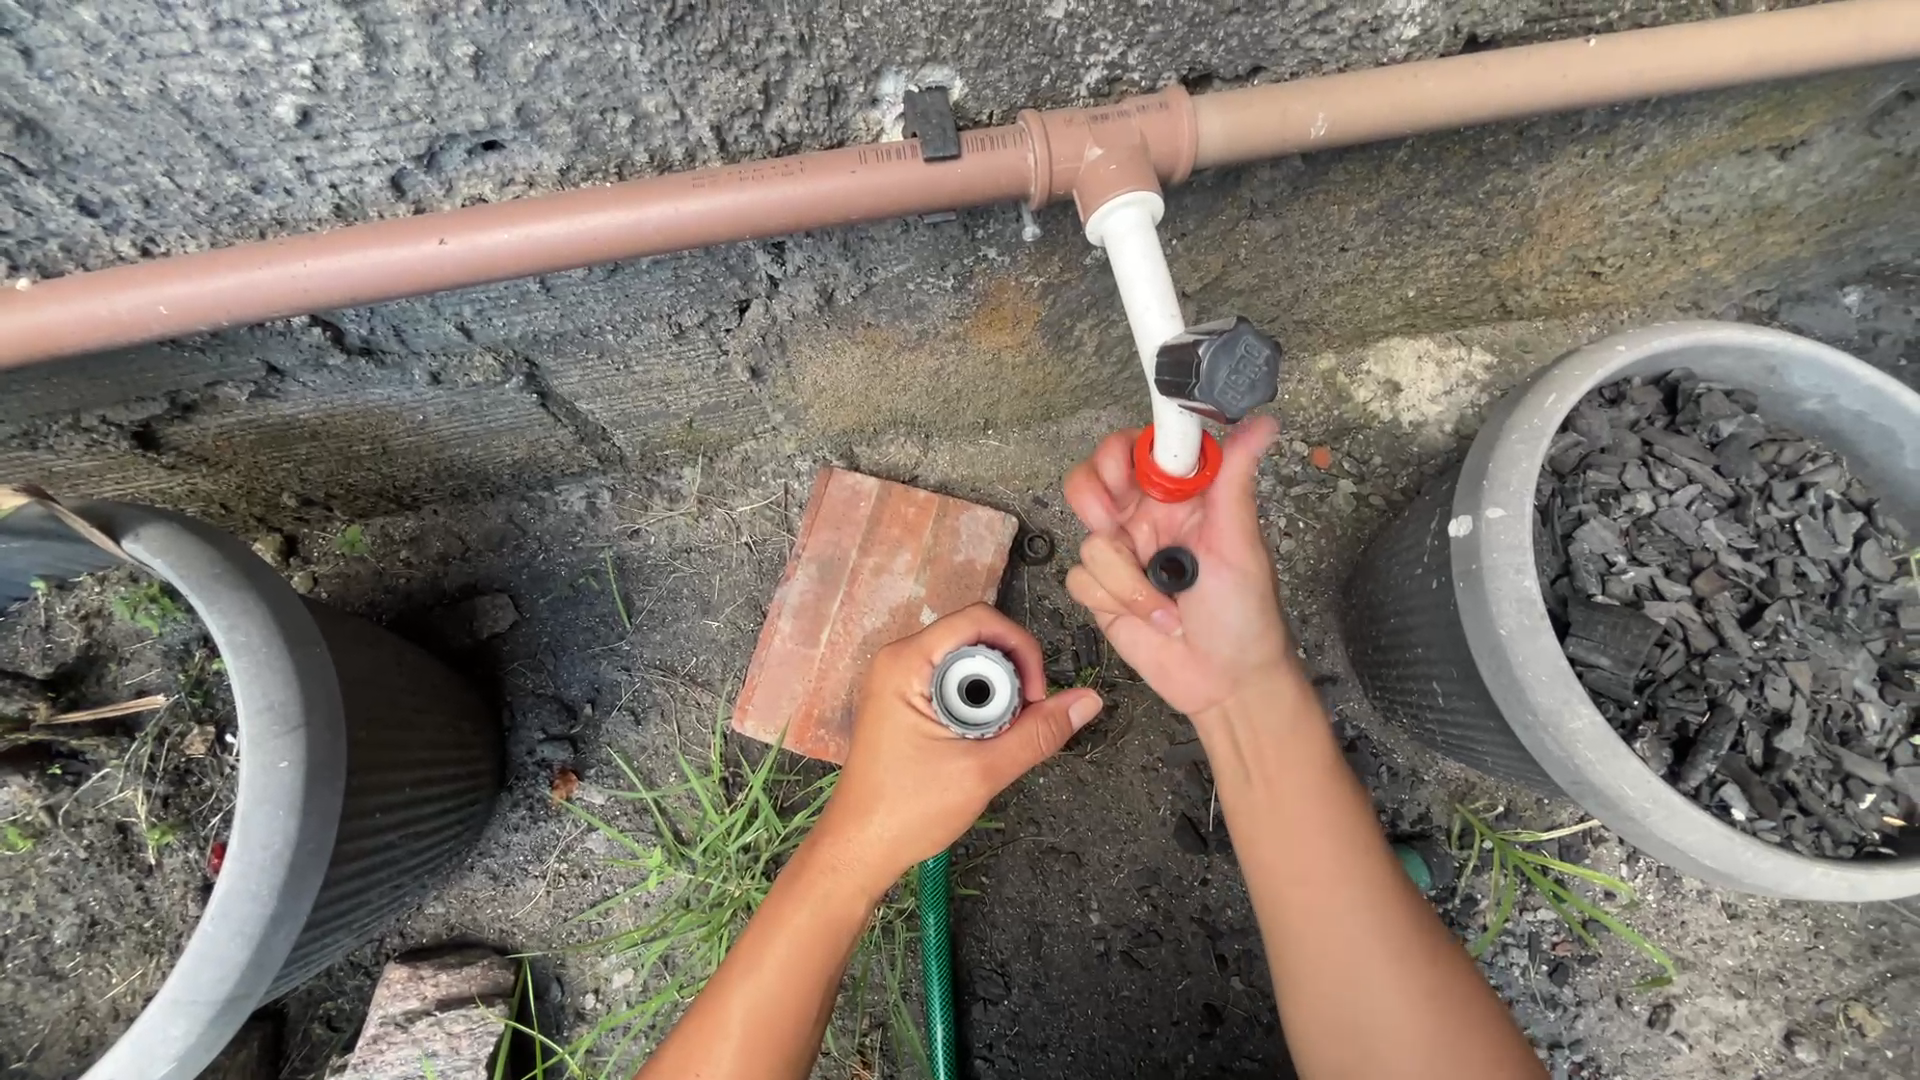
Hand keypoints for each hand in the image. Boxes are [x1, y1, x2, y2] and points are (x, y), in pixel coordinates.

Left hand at [814, 604, 1103, 885]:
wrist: (859, 848)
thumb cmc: (910, 810)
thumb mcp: (984, 770)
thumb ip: (1039, 732)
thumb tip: (1090, 700)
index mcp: (907, 661)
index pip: (979, 619)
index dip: (1020, 647)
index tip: (1036, 697)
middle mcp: (898, 658)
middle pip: (974, 636)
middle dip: (1010, 673)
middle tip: (1022, 721)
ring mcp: (896, 677)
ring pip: (965, 659)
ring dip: (995, 690)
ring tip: (1004, 734)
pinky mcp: (901, 698)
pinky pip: (951, 679)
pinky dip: (976, 701)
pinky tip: (982, 737)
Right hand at [1063, 416, 1297, 719]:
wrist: (1223, 683)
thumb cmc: (1244, 615)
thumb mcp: (1240, 543)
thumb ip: (1234, 480)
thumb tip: (1262, 424)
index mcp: (1181, 499)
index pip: (1137, 452)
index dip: (1119, 454)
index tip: (1125, 475)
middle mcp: (1145, 521)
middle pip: (1091, 483)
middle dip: (1096, 502)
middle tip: (1113, 523)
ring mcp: (1122, 556)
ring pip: (1088, 542)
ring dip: (1127, 582)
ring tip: (1167, 606)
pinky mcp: (1102, 591)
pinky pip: (1080, 579)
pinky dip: (1114, 601)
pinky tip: (1149, 619)